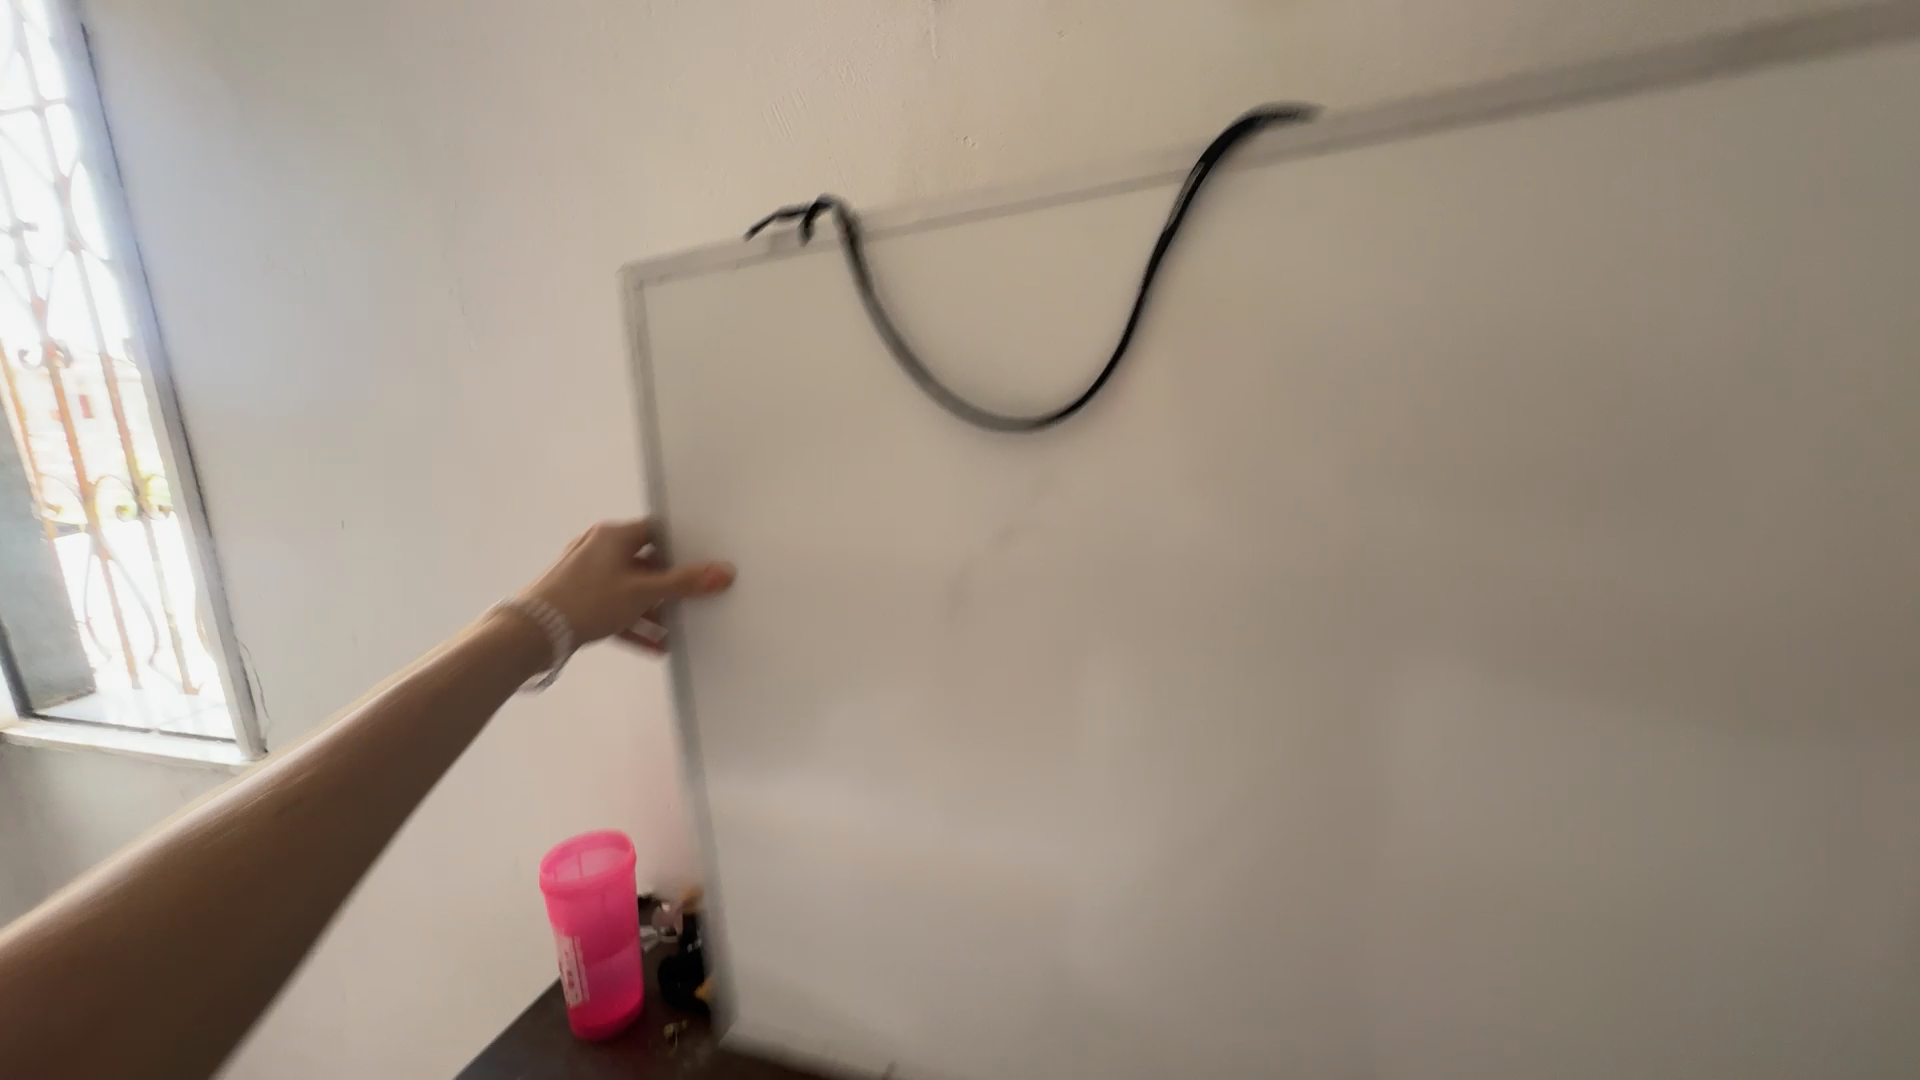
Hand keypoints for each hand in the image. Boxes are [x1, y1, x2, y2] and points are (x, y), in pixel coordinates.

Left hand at [520, 519, 733, 652]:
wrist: (530, 633)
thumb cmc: (589, 600)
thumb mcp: (643, 592)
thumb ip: (686, 583)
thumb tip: (726, 571)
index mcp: (614, 536)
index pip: (657, 531)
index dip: (682, 545)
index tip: (704, 561)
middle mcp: (599, 548)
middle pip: (646, 562)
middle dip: (670, 585)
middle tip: (695, 598)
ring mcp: (585, 575)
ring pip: (631, 589)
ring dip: (654, 609)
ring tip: (678, 630)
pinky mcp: (577, 599)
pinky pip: (615, 608)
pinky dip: (634, 623)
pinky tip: (656, 646)